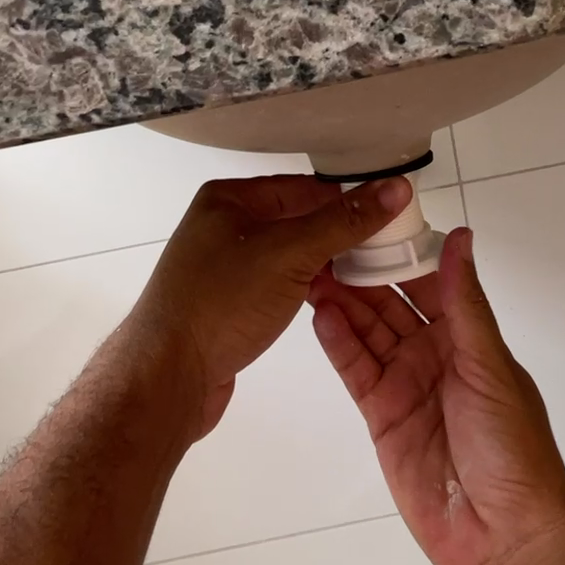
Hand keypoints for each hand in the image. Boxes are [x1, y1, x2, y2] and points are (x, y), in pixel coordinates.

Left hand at [126, 174, 411, 439]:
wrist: (166, 378)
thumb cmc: (223, 302)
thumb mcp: (289, 254)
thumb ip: (344, 222)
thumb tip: (398, 187)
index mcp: (229, 198)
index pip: (303, 188)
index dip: (347, 198)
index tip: (393, 214)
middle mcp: (223, 224)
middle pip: (296, 219)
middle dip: (339, 233)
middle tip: (389, 247)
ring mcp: (223, 265)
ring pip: (288, 253)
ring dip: (324, 262)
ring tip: (369, 272)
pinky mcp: (227, 301)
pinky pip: (276, 281)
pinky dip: (304, 285)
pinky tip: (331, 297)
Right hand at [309, 228, 564, 564]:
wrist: (500, 535)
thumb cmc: (514, 451)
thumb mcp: (489, 365)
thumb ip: (464, 302)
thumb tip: (461, 239)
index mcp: (467, 336)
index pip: (427, 281)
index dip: (400, 253)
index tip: (374, 224)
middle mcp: (434, 353)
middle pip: (390, 303)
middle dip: (362, 275)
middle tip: (331, 247)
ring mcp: (405, 382)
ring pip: (368, 330)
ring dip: (343, 303)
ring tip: (316, 275)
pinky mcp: (382, 413)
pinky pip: (356, 368)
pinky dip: (338, 342)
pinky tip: (322, 316)